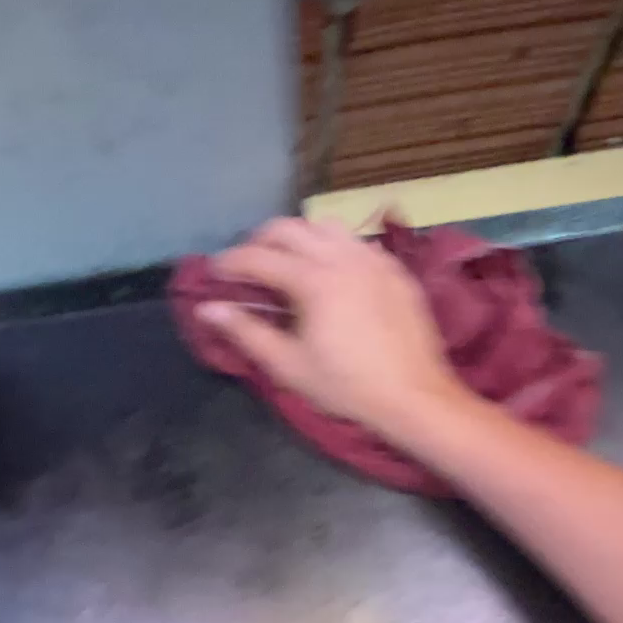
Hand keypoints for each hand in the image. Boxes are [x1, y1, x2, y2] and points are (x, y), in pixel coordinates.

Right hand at [198, 217, 471, 433]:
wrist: (414, 395)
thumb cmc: (347, 386)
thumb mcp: (290, 365)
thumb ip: (247, 332)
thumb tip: (207, 309)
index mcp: (314, 279)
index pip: (259, 257)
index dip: (230, 263)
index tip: (214, 274)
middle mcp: (343, 256)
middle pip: (290, 228)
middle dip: (260, 240)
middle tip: (246, 265)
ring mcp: (373, 258)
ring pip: (325, 226)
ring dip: (298, 237)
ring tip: (287, 262)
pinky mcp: (394, 269)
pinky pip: (356, 242)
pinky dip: (333, 248)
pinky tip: (330, 274)